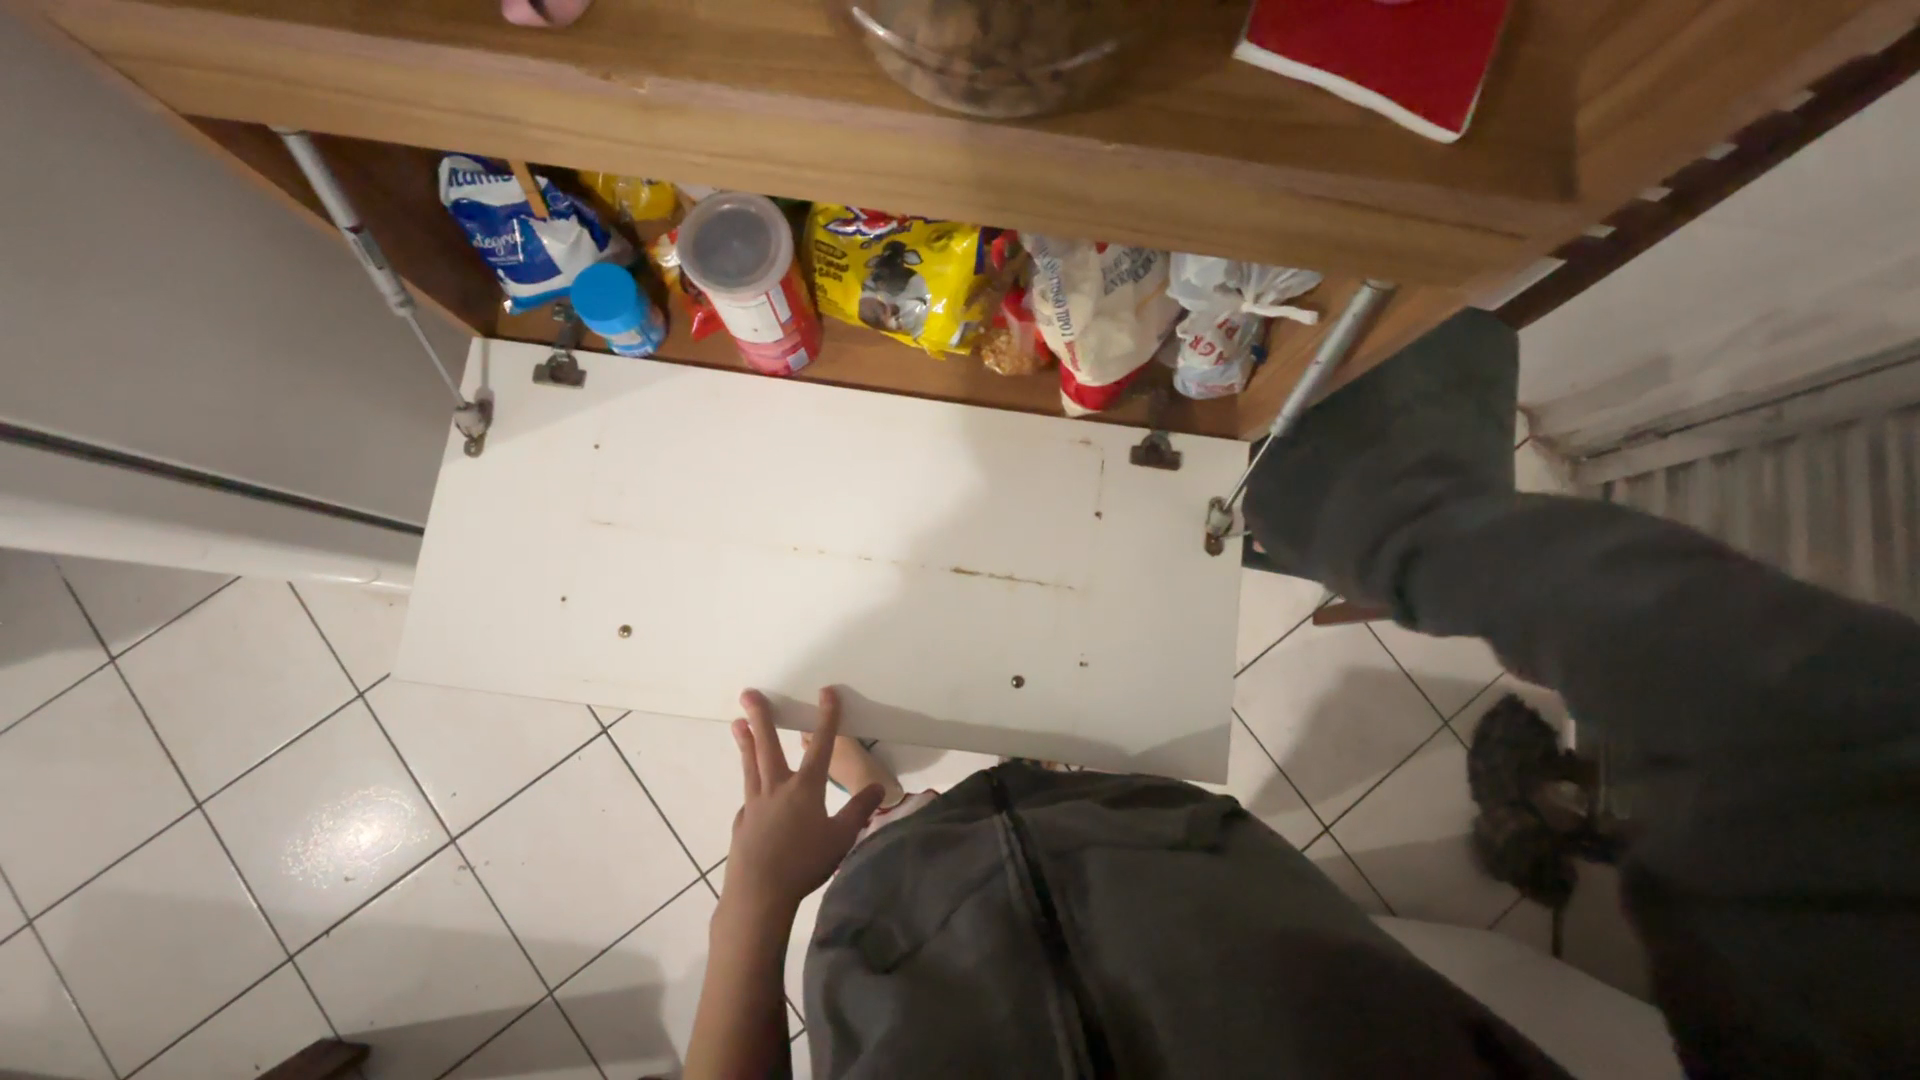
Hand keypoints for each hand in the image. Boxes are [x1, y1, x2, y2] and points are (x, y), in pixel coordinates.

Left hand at [723, 688, 884, 918]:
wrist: (758, 894)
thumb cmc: (804, 864)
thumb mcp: (841, 838)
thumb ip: (859, 810)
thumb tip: (877, 787)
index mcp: (805, 788)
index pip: (820, 745)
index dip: (827, 717)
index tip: (827, 692)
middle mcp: (777, 788)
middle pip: (768, 745)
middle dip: (761, 717)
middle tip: (748, 693)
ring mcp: (755, 804)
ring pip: (751, 764)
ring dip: (745, 741)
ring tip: (736, 723)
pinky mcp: (742, 822)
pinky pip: (748, 795)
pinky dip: (750, 785)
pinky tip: (752, 791)